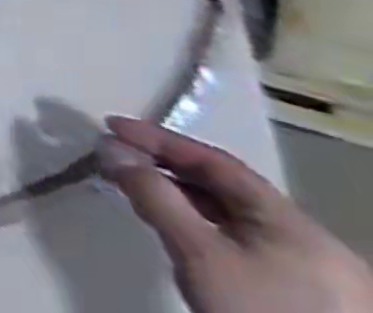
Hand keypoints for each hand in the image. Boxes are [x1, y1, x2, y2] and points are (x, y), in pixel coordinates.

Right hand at [99, 116, 372, 312]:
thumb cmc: (256, 309)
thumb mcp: (197, 252)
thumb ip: (153, 195)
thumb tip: (110, 148)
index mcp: (294, 223)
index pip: (217, 162)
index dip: (161, 139)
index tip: (110, 126)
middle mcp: (310, 239)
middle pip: (226, 187)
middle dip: (166, 166)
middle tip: (115, 156)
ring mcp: (310, 268)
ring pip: (232, 214)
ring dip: (178, 194)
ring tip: (134, 188)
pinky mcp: (299, 290)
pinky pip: (239, 238)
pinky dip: (198, 221)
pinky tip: (174, 227)